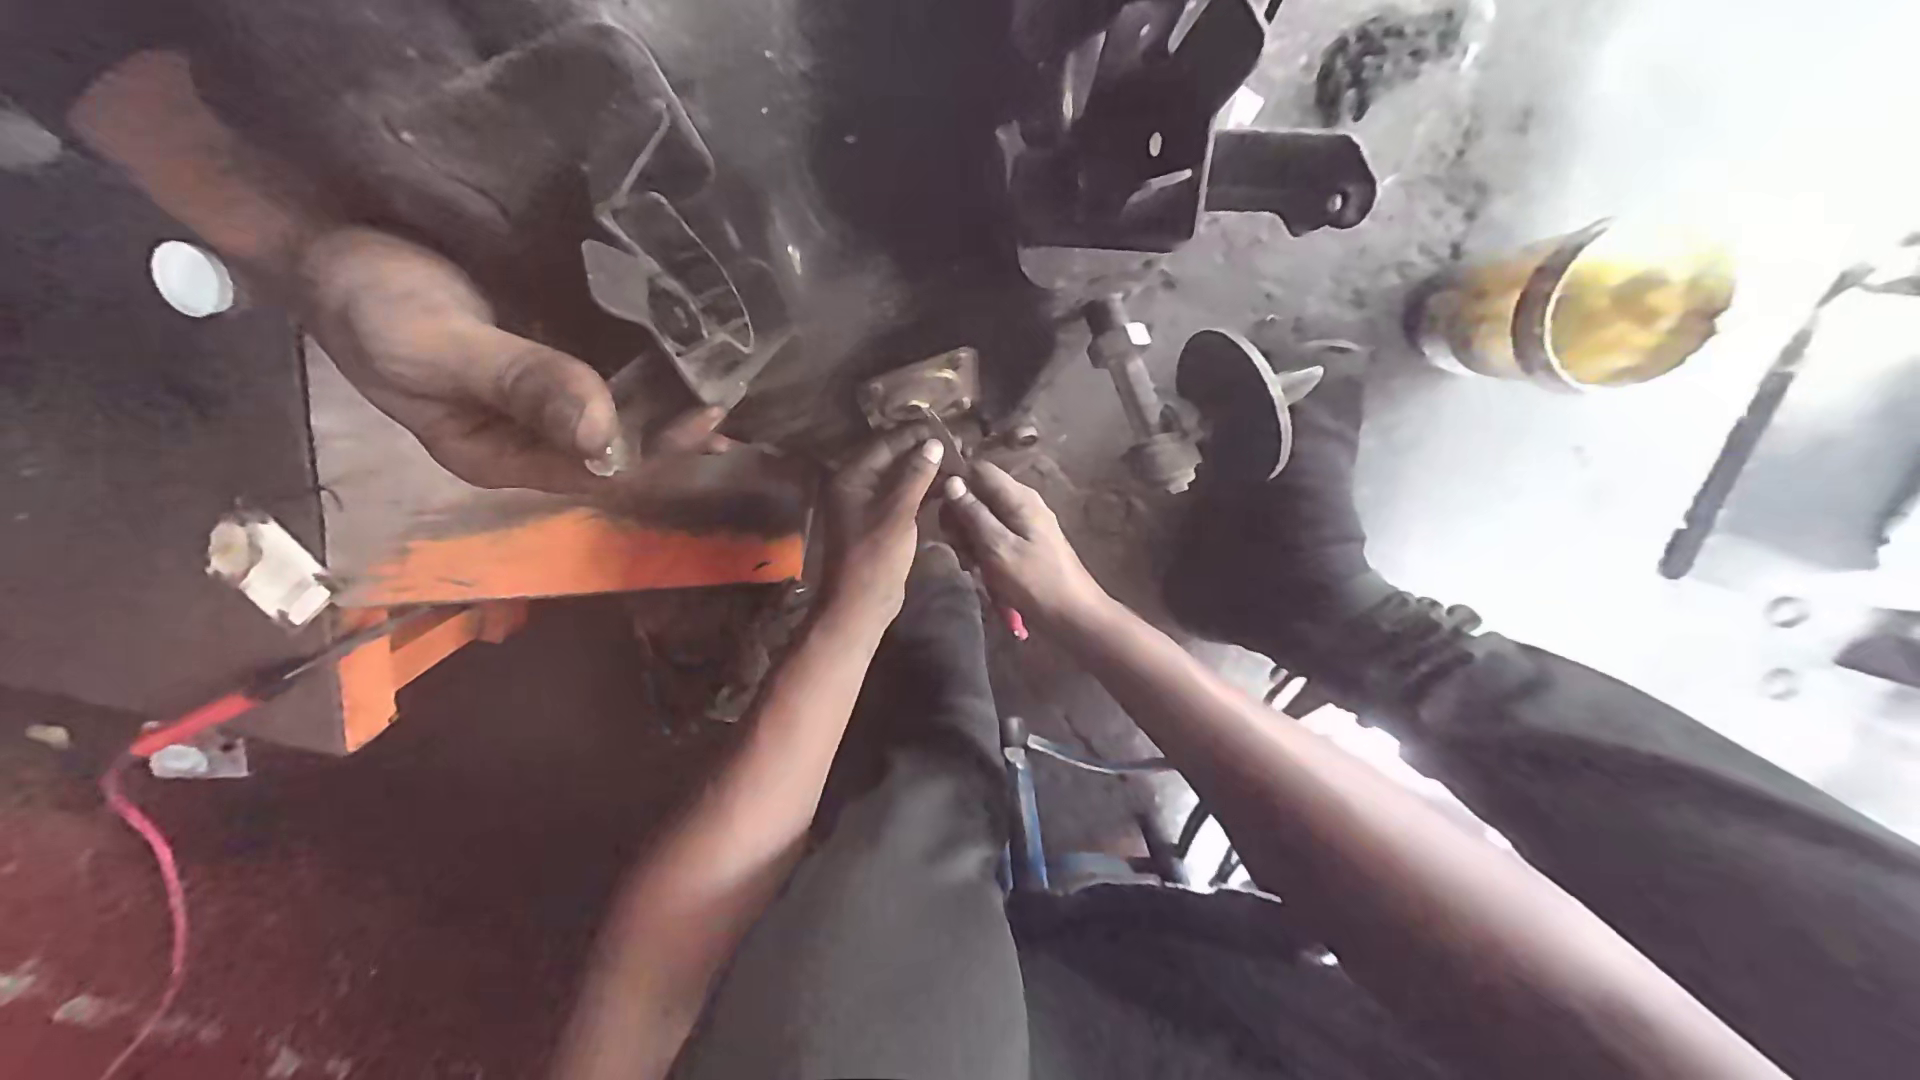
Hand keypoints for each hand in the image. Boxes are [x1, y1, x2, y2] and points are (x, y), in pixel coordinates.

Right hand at [299, 228, 729, 491]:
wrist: (330, 237)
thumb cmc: (366, 297)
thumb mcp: (434, 346)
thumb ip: (520, 386)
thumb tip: (604, 437)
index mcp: (499, 456)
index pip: (595, 471)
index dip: (654, 452)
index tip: (704, 424)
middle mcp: (531, 439)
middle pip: (618, 451)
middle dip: (675, 436)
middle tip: (728, 408)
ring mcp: (544, 402)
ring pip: (621, 418)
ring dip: (672, 410)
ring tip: (730, 394)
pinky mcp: (552, 363)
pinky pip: (613, 377)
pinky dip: (653, 376)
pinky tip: (691, 364)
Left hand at [821, 428, 946, 617]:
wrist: (862, 602)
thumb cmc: (876, 556)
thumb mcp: (898, 512)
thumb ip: (915, 475)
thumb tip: (934, 444)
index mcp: (851, 477)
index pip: (885, 443)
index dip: (914, 435)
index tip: (944, 429)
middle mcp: (856, 485)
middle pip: (891, 458)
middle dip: (922, 451)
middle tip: (955, 445)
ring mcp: (867, 504)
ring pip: (899, 478)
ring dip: (925, 470)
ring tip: (956, 462)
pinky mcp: (880, 521)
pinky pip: (902, 497)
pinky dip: (921, 491)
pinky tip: (946, 486)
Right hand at [939, 461, 1108, 629]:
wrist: (1073, 615)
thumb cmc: (1035, 581)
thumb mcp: (997, 547)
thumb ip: (973, 513)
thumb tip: (951, 481)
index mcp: (1018, 497)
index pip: (978, 469)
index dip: (954, 482)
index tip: (937, 507)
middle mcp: (1022, 503)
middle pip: (978, 494)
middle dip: (960, 517)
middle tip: (958, 546)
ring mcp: (1025, 523)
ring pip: (983, 518)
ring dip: (968, 538)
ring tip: (970, 564)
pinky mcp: (1024, 543)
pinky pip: (994, 536)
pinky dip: (982, 550)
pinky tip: (980, 571)